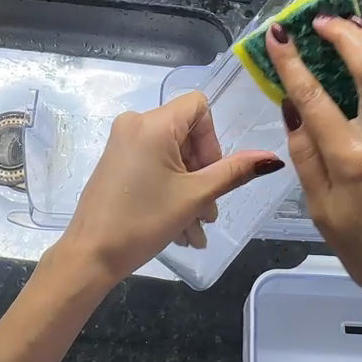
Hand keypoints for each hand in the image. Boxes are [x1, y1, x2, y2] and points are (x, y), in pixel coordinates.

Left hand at [53, 91, 283, 288]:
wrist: (90, 254)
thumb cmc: (143, 220)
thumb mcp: (194, 196)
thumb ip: (234, 172)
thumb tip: (271, 158)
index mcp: (153, 123)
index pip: (199, 107)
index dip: (212, 140)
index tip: (211, 175)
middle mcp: (135, 123)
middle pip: (186, 134)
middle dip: (203, 174)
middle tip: (208, 213)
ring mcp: (123, 142)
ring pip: (172, 155)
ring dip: (190, 190)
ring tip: (195, 230)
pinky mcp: (116, 160)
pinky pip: (154, 164)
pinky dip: (171, 189)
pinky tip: (181, 229)